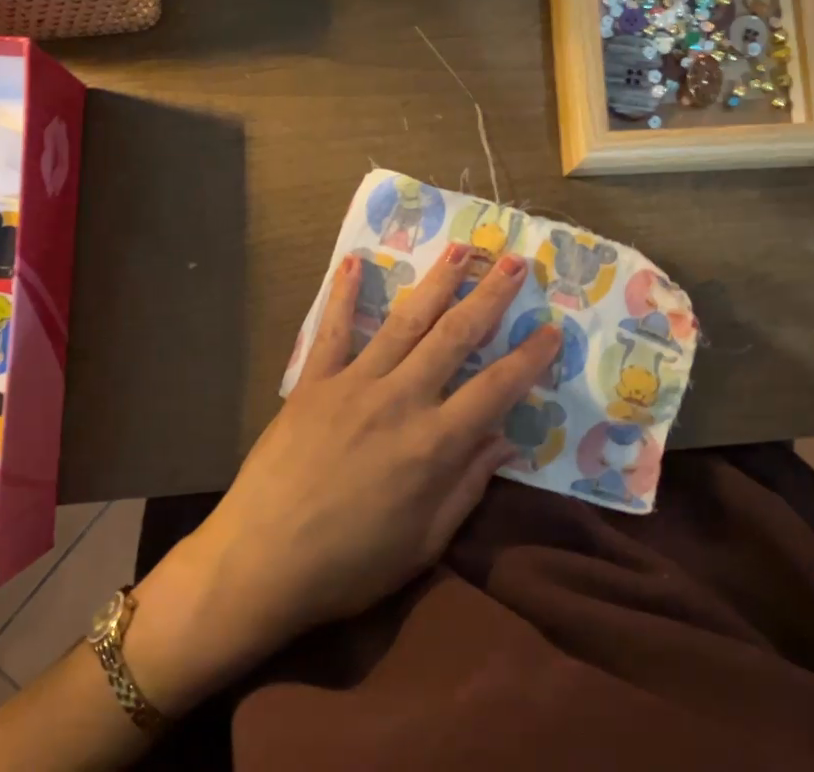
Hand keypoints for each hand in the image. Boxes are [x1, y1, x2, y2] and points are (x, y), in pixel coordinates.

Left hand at [124, 246, 560, 712]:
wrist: (260, 560)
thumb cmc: (349, 565)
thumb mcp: (423, 542)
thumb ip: (466, 486)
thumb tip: (505, 441)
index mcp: (434, 444)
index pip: (496, 390)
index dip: (529, 359)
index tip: (553, 329)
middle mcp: (399, 400)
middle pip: (455, 338)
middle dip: (488, 297)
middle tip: (513, 261)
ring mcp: (352, 385)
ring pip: (404, 322)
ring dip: (436, 282)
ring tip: (460, 248)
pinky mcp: (311, 384)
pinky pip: (331, 331)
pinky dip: (342, 295)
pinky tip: (354, 261)